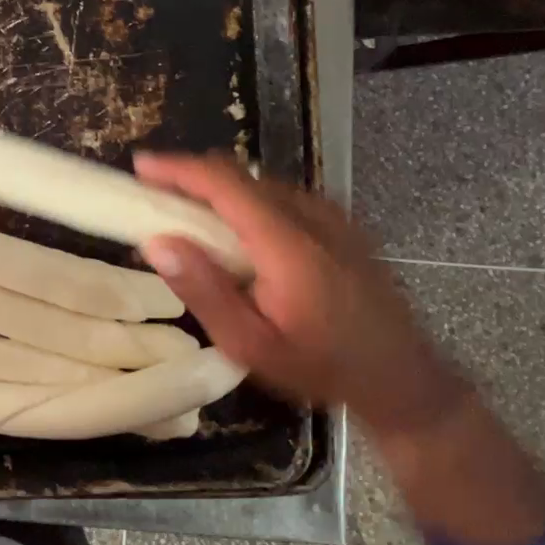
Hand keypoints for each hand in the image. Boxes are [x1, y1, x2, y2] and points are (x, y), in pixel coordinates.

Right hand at [133, 152, 466, 436]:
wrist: (405, 379)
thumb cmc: (322, 367)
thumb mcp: (251, 345)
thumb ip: (203, 291)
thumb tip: (156, 242)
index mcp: (287, 244)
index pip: (224, 183)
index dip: (178, 168)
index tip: (139, 165)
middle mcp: (311, 216)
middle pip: (238, 176)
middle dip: (190, 177)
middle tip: (152, 195)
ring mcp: (331, 215)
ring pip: (259, 183)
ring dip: (218, 189)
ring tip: (186, 214)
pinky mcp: (340, 221)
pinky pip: (280, 195)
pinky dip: (245, 200)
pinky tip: (234, 231)